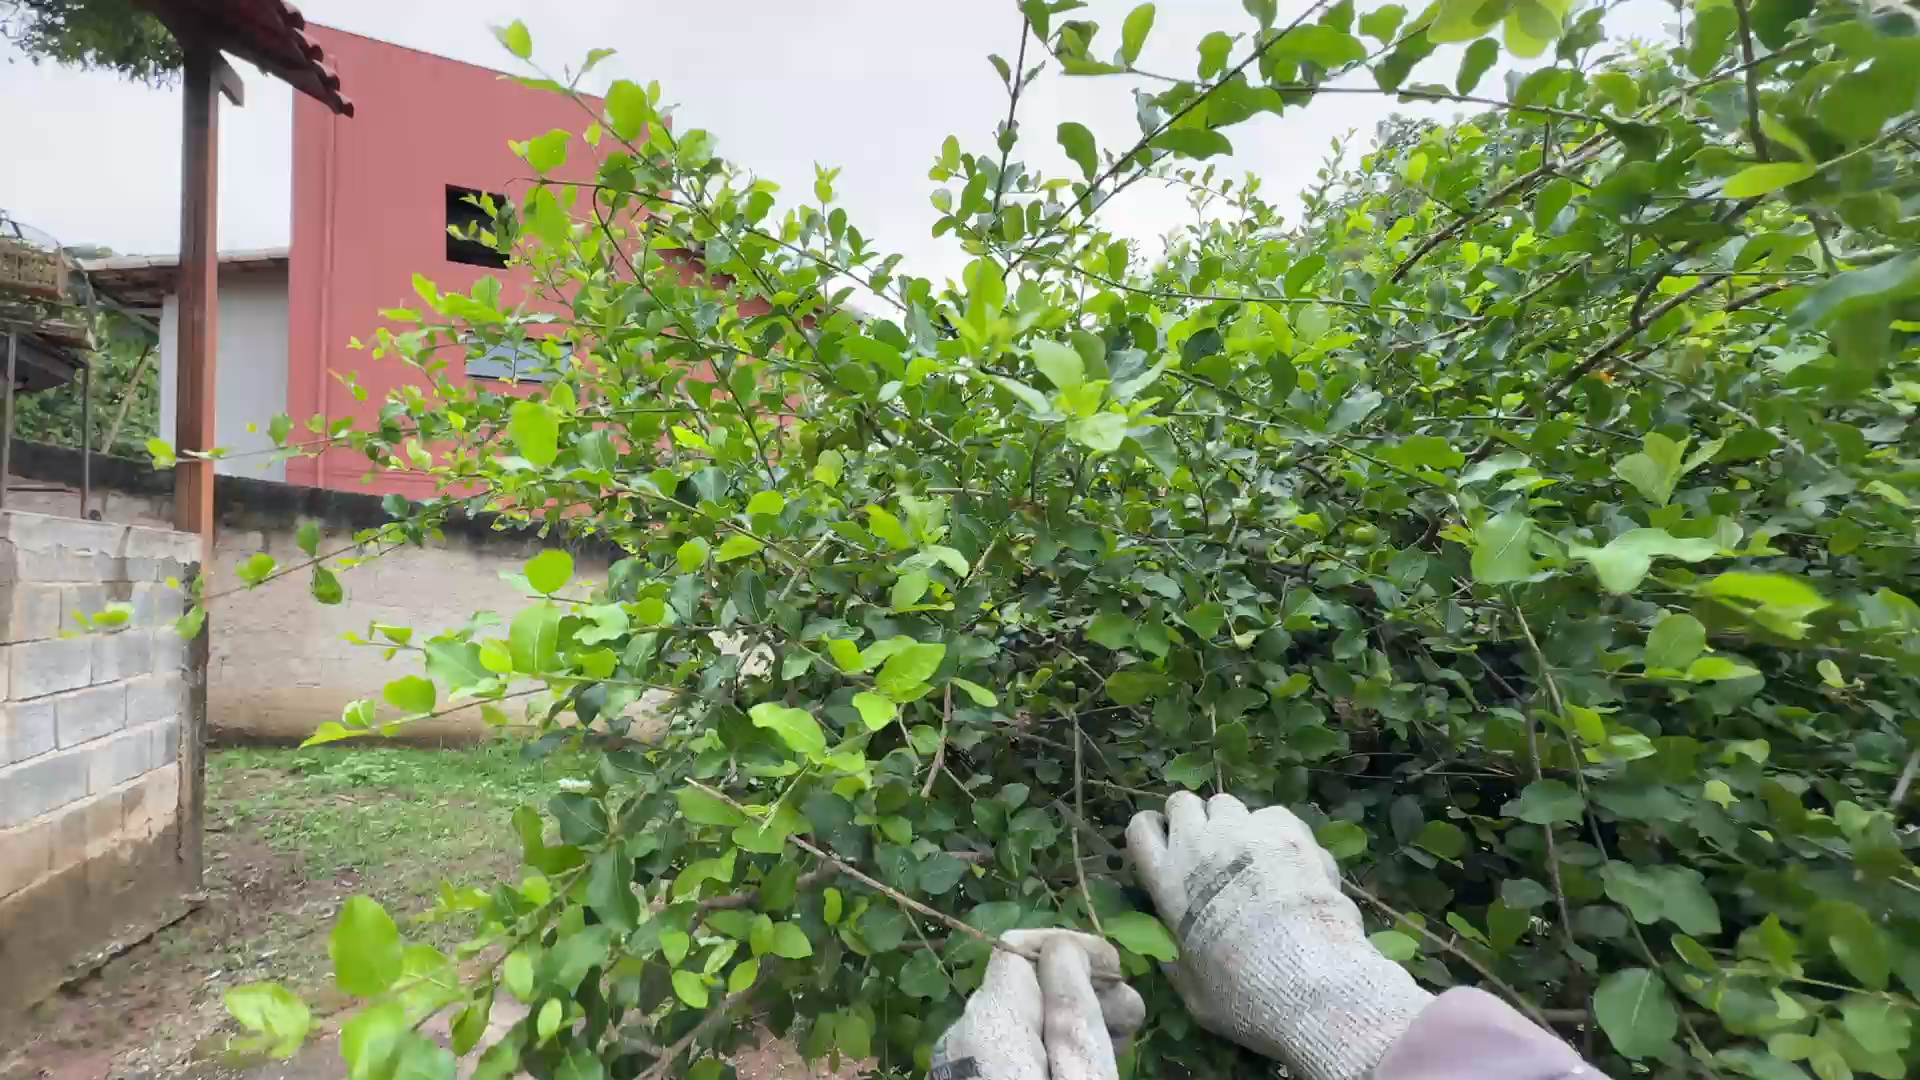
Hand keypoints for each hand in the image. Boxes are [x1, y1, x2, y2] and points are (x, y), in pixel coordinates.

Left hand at [930, 929, 1145, 1079]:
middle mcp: (962, 1035)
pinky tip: (1084, 1060)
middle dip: (1079, 984)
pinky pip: (1011, 1048)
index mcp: (986, 1021)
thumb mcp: (1081, 1068)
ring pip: (1019, 1018)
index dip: (1071, 946)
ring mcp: (962, 1067)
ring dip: (1069, 1014)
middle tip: (1132, 1011)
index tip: (1117, 966)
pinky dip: (1049, 1044)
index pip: (1017, 945)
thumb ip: (1071, 1004)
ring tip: (1120, 1036)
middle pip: (1022, 983)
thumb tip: (1065, 948)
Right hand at [1126, 792, 1431, 1079]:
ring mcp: (1240, 830)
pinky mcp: (1283, 828)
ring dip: (1233, 824)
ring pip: (1226, 804)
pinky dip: (1277, 833)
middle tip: (1211, 848)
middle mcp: (1197, 842)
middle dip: (1194, 819)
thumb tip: (1169, 952)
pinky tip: (1292, 862)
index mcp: (1167, 878)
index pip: (1140, 828)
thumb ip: (1176, 960)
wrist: (1309, 983)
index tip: (1168, 843)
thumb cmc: (1244, 994)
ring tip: (1254, 854)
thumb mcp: (1194, 991)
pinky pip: (1271, 816)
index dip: (1154, 830)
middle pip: (1182, 803)